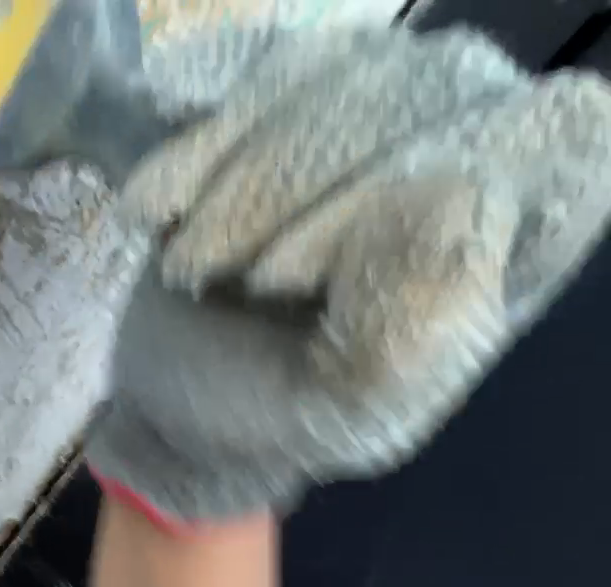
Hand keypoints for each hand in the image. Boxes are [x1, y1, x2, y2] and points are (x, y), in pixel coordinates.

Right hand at [89, 26, 610, 528]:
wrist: (175, 409)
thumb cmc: (264, 417)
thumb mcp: (344, 413)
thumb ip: (417, 329)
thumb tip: (437, 192)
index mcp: (523, 230)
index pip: (531, 133)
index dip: (399, 190)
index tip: (281, 283)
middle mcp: (470, 152)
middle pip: (426, 84)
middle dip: (289, 185)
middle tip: (217, 277)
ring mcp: (381, 122)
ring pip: (342, 66)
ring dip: (234, 174)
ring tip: (187, 261)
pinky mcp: (291, 114)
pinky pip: (265, 72)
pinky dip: (190, 147)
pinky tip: (157, 214)